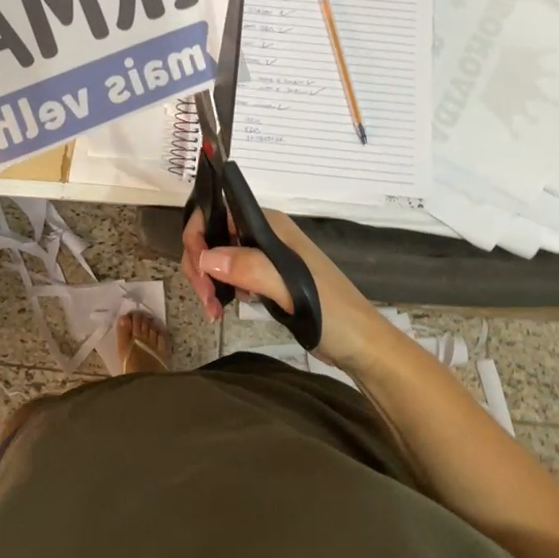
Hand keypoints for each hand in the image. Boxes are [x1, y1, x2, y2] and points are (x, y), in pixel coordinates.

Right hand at [182, 207, 395, 372]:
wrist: (360, 343)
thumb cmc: (332, 311)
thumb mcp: (291, 288)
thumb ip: (250, 269)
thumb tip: (207, 257)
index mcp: (270, 225)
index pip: (217, 213)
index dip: (198, 237)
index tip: (198, 273)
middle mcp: (264, 234)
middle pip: (212, 237)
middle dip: (200, 265)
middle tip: (206, 301)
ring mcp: (264, 257)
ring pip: (217, 258)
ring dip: (207, 281)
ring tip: (212, 311)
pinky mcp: (265, 279)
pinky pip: (229, 276)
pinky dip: (218, 290)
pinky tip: (221, 310)